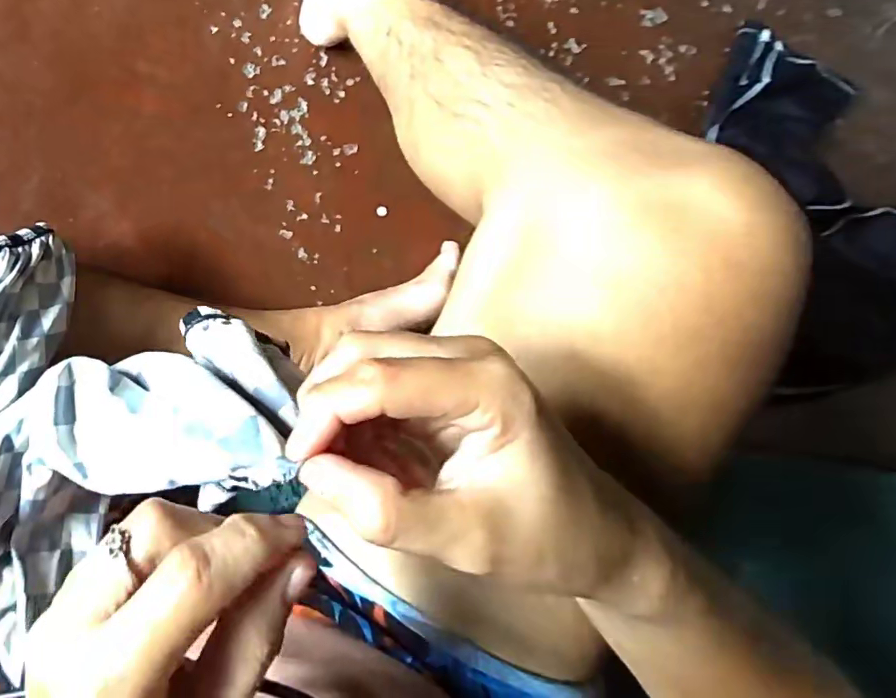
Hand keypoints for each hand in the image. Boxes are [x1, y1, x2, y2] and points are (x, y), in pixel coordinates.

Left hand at [23, 500, 316, 697]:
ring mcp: (58, 602)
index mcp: (109, 673)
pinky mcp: (61, 593)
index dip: (251, 543)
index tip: (297, 531)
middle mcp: (70, 621)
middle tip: (267, 556)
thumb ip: (252, 640)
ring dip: (196, 533)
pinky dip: (167, 546)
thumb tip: (295, 566)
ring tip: (233, 570)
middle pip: (156, 528)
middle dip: (221, 532)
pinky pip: (122, 544)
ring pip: (137, 525)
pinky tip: (194, 577)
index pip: (188, 576)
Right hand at [285, 333, 651, 606]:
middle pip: (361, 352)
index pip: (379, 378)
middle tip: (307, 460)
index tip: (300, 462)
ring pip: (357, 352)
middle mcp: (464, 350)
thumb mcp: (466, 545)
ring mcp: (449, 352)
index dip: (326, 414)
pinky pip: (369, 368)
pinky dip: (344, 404)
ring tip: (325, 453)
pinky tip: (346, 444)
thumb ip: (386, 514)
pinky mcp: (433, 365)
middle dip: (321, 402)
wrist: (594, 532)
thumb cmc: (541, 540)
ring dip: (328, 399)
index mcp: (485, 384)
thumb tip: (313, 472)